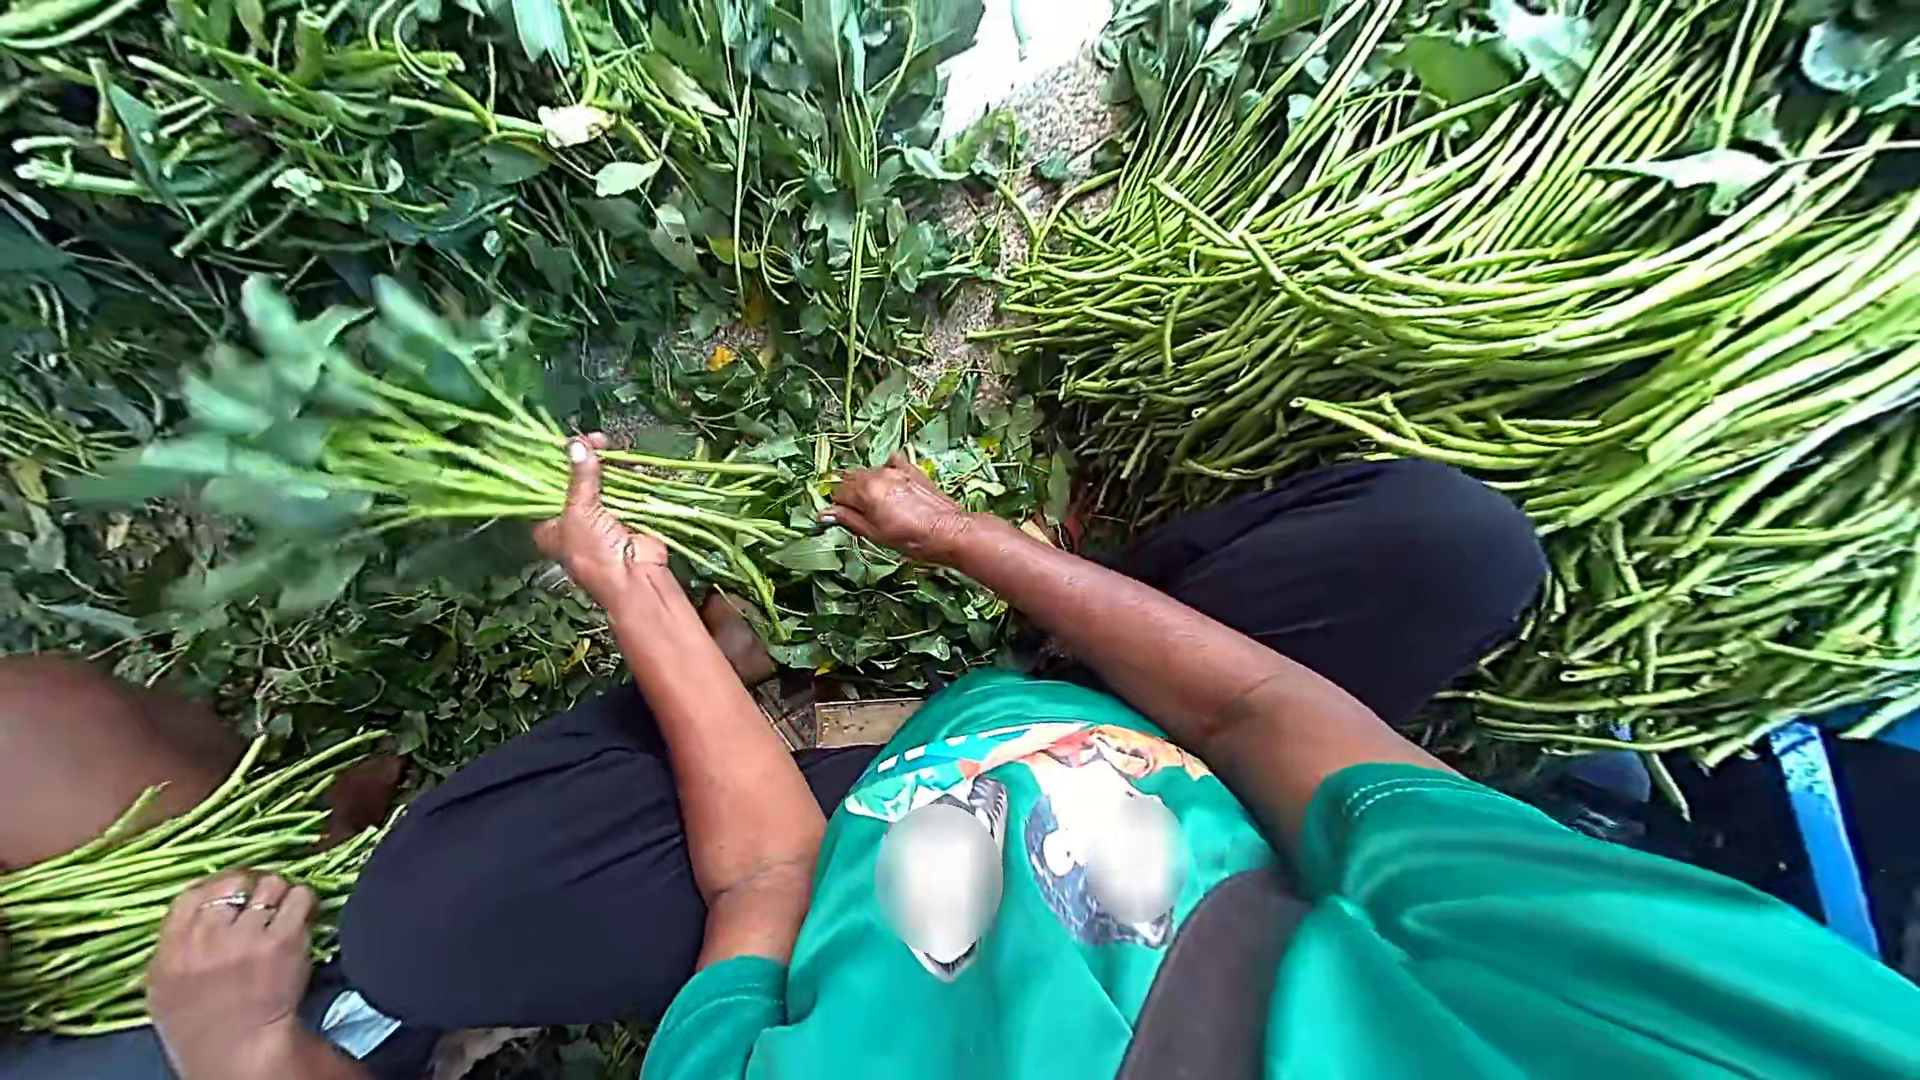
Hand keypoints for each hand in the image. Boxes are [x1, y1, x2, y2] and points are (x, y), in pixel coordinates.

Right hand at [148, 873, 314, 1079]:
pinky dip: (306, 900)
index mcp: (170, 953)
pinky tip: (301, 916)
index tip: (235, 886)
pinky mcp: (286, 937)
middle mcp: (207, 941)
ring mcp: (249, 937)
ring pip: (275, 883)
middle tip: (264, 892)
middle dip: (255, 881)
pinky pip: (302, 896)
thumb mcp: (166, 984)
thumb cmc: (201, 1016)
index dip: (219, 882)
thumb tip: (208, 900)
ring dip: (283, 891)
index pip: (192, 895)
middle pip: (237, 882)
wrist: (237, 1042)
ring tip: (282, 908)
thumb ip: (181, 943)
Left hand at [534, 434, 670, 608]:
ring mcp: (604, 516)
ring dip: (610, 465)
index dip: (558, 462)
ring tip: (614, 447)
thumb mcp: (579, 512)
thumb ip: (580, 478)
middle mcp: (576, 518)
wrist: (635, 577)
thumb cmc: (594, 553)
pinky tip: (631, 461)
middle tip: (596, 441)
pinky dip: (631, 475)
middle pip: (578, 481)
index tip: (569, 442)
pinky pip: (628, 490)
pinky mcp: (630, 515)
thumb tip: (576, 445)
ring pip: (604, 483)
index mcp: (551, 523)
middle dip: (587, 460)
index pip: (548, 484)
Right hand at [826, 452, 973, 564]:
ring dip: (867, 483)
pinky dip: (886, 470)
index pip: (839, 493)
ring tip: (878, 504)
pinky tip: (891, 483)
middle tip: (861, 513)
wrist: (947, 531)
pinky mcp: (912, 470)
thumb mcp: (875, 534)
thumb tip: (825, 513)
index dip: (840, 507)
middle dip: (851, 494)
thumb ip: (849, 519)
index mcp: (865, 491)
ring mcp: (896, 470)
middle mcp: (878, 474)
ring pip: (870, 471)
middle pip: (851, 479)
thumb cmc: (911, 539)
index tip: (846, 517)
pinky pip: (892, 462)